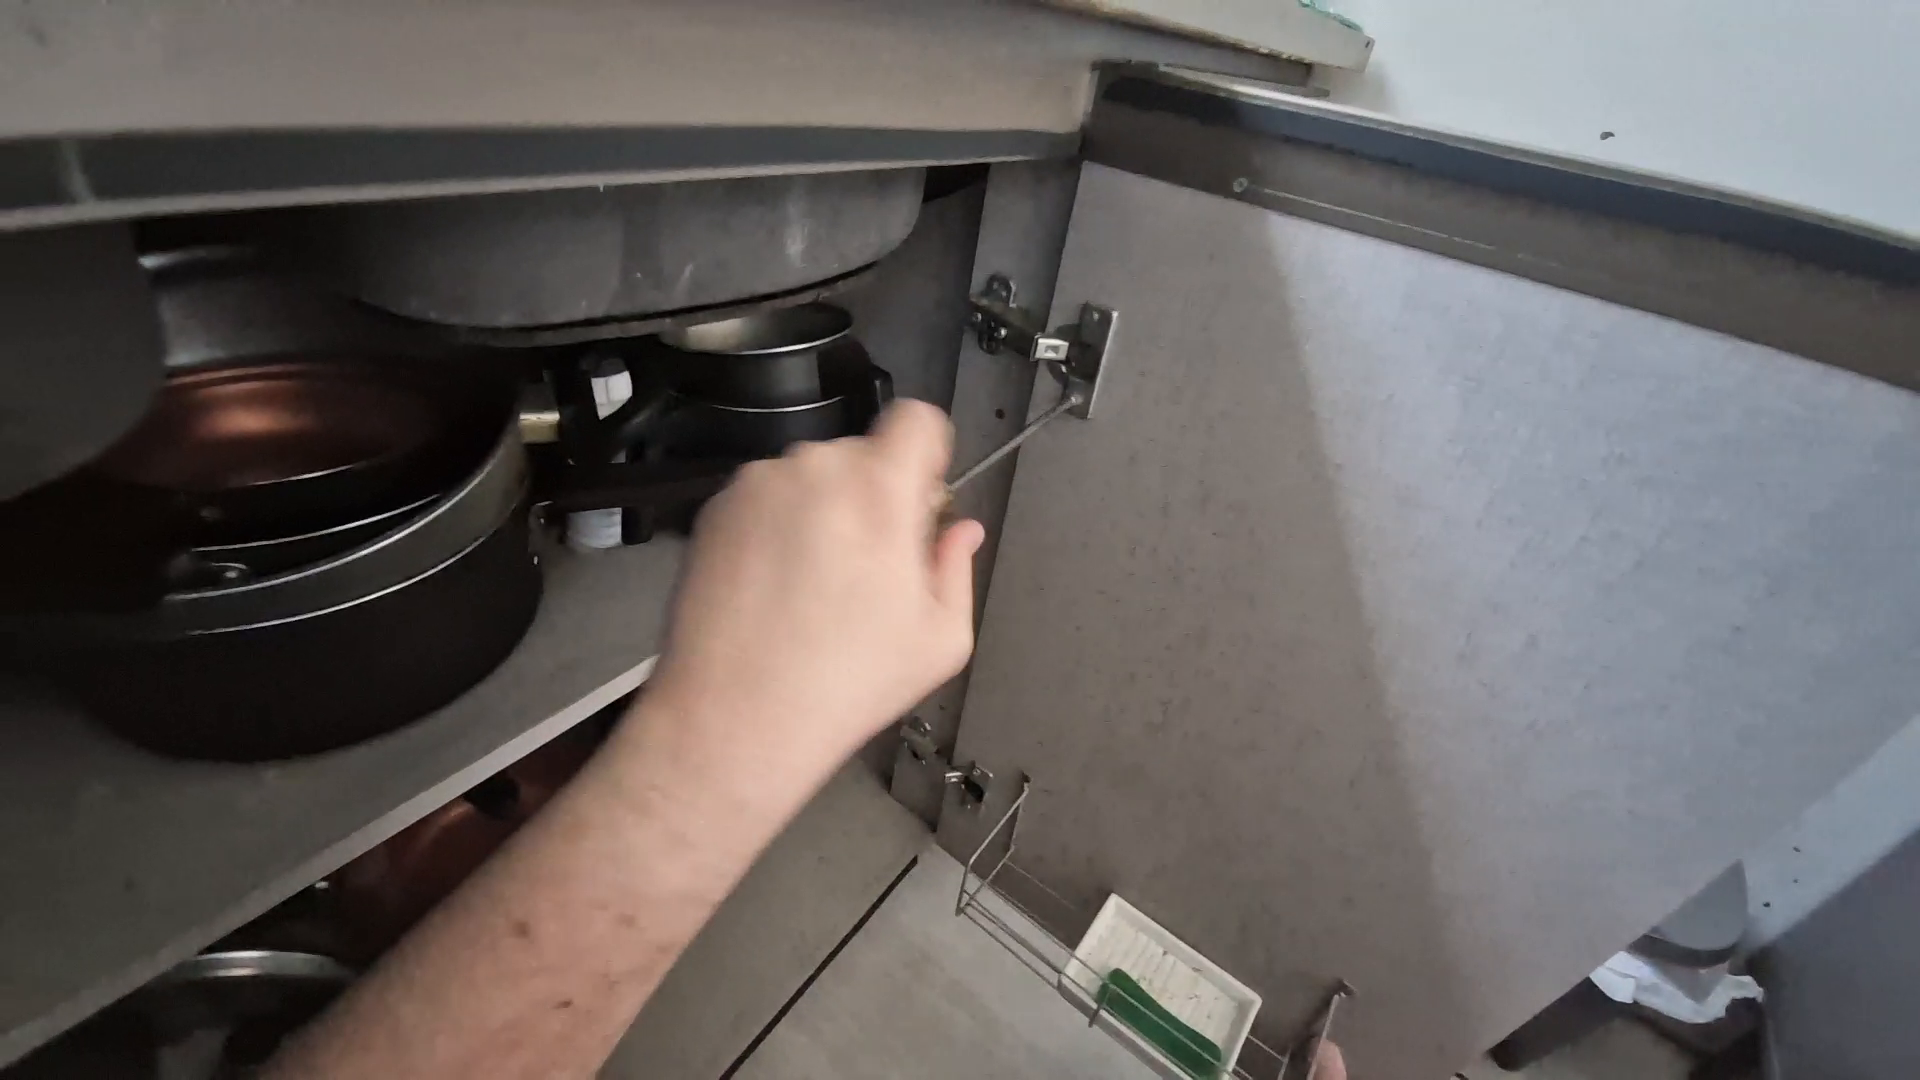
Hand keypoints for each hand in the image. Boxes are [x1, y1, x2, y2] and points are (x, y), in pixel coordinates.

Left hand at [644, 401, 985, 773]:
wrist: (735, 717)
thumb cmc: (841, 684)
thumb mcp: (940, 639)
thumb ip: (957, 567)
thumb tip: (961, 533)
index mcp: (880, 493)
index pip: (917, 420)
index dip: (928, 452)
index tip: (922, 489)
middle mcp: (815, 472)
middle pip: (865, 453)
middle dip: (877, 493)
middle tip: (871, 560)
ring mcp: (759, 486)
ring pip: (813, 476)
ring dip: (825, 508)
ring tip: (817, 582)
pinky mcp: (717, 508)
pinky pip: (768, 496)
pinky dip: (780, 523)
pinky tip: (779, 584)